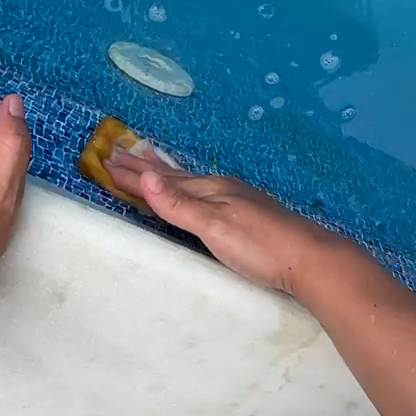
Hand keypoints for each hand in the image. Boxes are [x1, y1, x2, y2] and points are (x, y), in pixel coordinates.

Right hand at [103, 151, 348, 294]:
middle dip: (144, 169)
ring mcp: (237, 199)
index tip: (107, 164)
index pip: (163, 180)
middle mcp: (222, 189)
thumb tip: (146, 177)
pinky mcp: (247, 213)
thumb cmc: (260, 247)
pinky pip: (205, 191)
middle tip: (117, 156)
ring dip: (165, 175)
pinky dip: (187, 186)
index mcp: (211, 190)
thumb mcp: (214, 227)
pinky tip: (195, 191)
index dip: (135, 175)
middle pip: (175, 176)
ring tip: (150, 165)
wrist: (309, 258)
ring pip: (191, 181)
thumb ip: (180, 205)